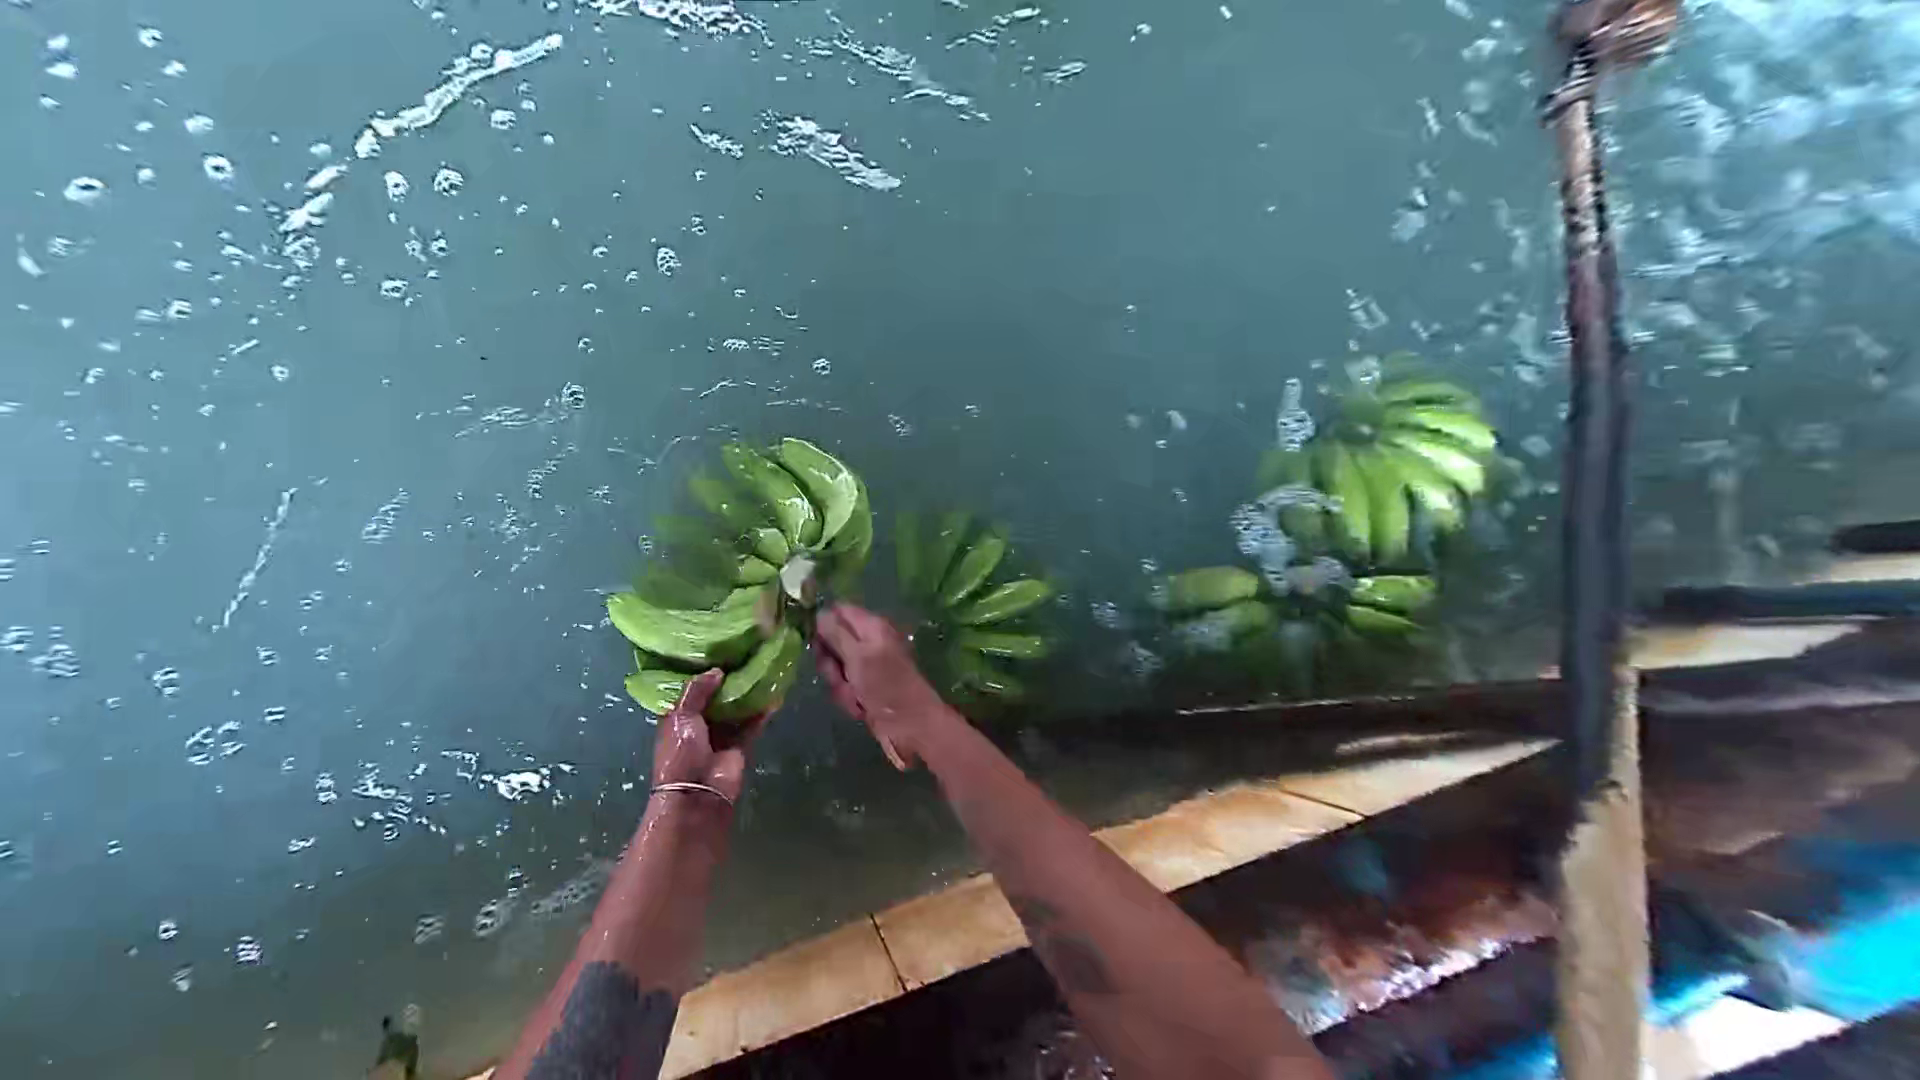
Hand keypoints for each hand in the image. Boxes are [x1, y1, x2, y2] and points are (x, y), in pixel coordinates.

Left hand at [651, 669, 763, 802]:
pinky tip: (774, 693)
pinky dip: (762, 711)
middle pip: (716, 698)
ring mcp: (721, 736)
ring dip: (747, 694)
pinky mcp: (741, 745)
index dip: (702, 673)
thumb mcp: (681, 716)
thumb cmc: (681, 752)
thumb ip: (697, 690)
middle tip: (745, 656)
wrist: (698, 793)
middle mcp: (698, 725)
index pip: (691, 691)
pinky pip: (753, 724)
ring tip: (762, 669)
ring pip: (736, 709)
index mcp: (678, 717)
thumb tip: (717, 671)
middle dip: (728, 681)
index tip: (718, 652)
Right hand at [814, 604, 956, 769]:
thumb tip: (820, 613)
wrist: (911, 724)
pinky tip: (860, 707)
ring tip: (855, 696)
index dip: (823, 625)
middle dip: (830, 663)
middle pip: (832, 642)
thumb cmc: (887, 685)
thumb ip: (837, 634)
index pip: (839, 611)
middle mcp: (868, 642)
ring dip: (840, 685)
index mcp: (871, 626)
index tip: (817, 643)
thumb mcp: (858, 656)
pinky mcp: (865, 686)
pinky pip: (844, 687)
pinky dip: (849, 698)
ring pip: (835, 668)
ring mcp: (867, 665)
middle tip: (841, 676)